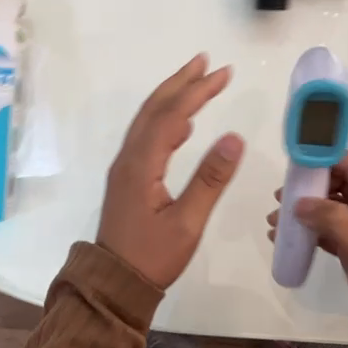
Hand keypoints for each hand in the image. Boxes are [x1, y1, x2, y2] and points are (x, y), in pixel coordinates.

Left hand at [96, 54, 244, 288]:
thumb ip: (210, 180)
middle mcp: (127, 161)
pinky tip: (181, 128)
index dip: (197, 91)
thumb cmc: (152, 258)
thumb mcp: (187, 223)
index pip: (171, 115)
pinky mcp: (126, 182)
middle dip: (181, 84)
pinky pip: (145, 140)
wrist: (114, 284)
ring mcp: (124, 171)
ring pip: (146, 123)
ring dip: (171, 100)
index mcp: (140, 166)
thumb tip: (233, 137)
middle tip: (207, 63)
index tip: (223, 72)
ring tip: (197, 84)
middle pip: (153, 110)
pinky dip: (164, 123)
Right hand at [265, 150, 347, 322]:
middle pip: (341, 188)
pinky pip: (330, 233)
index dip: (329, 160)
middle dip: (310, 189)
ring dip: (305, 213)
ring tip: (276, 222)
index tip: (298, 162)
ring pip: (332, 211)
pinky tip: (287, 238)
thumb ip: (333, 220)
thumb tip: (300, 203)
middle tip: (280, 196)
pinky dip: (309, 232)